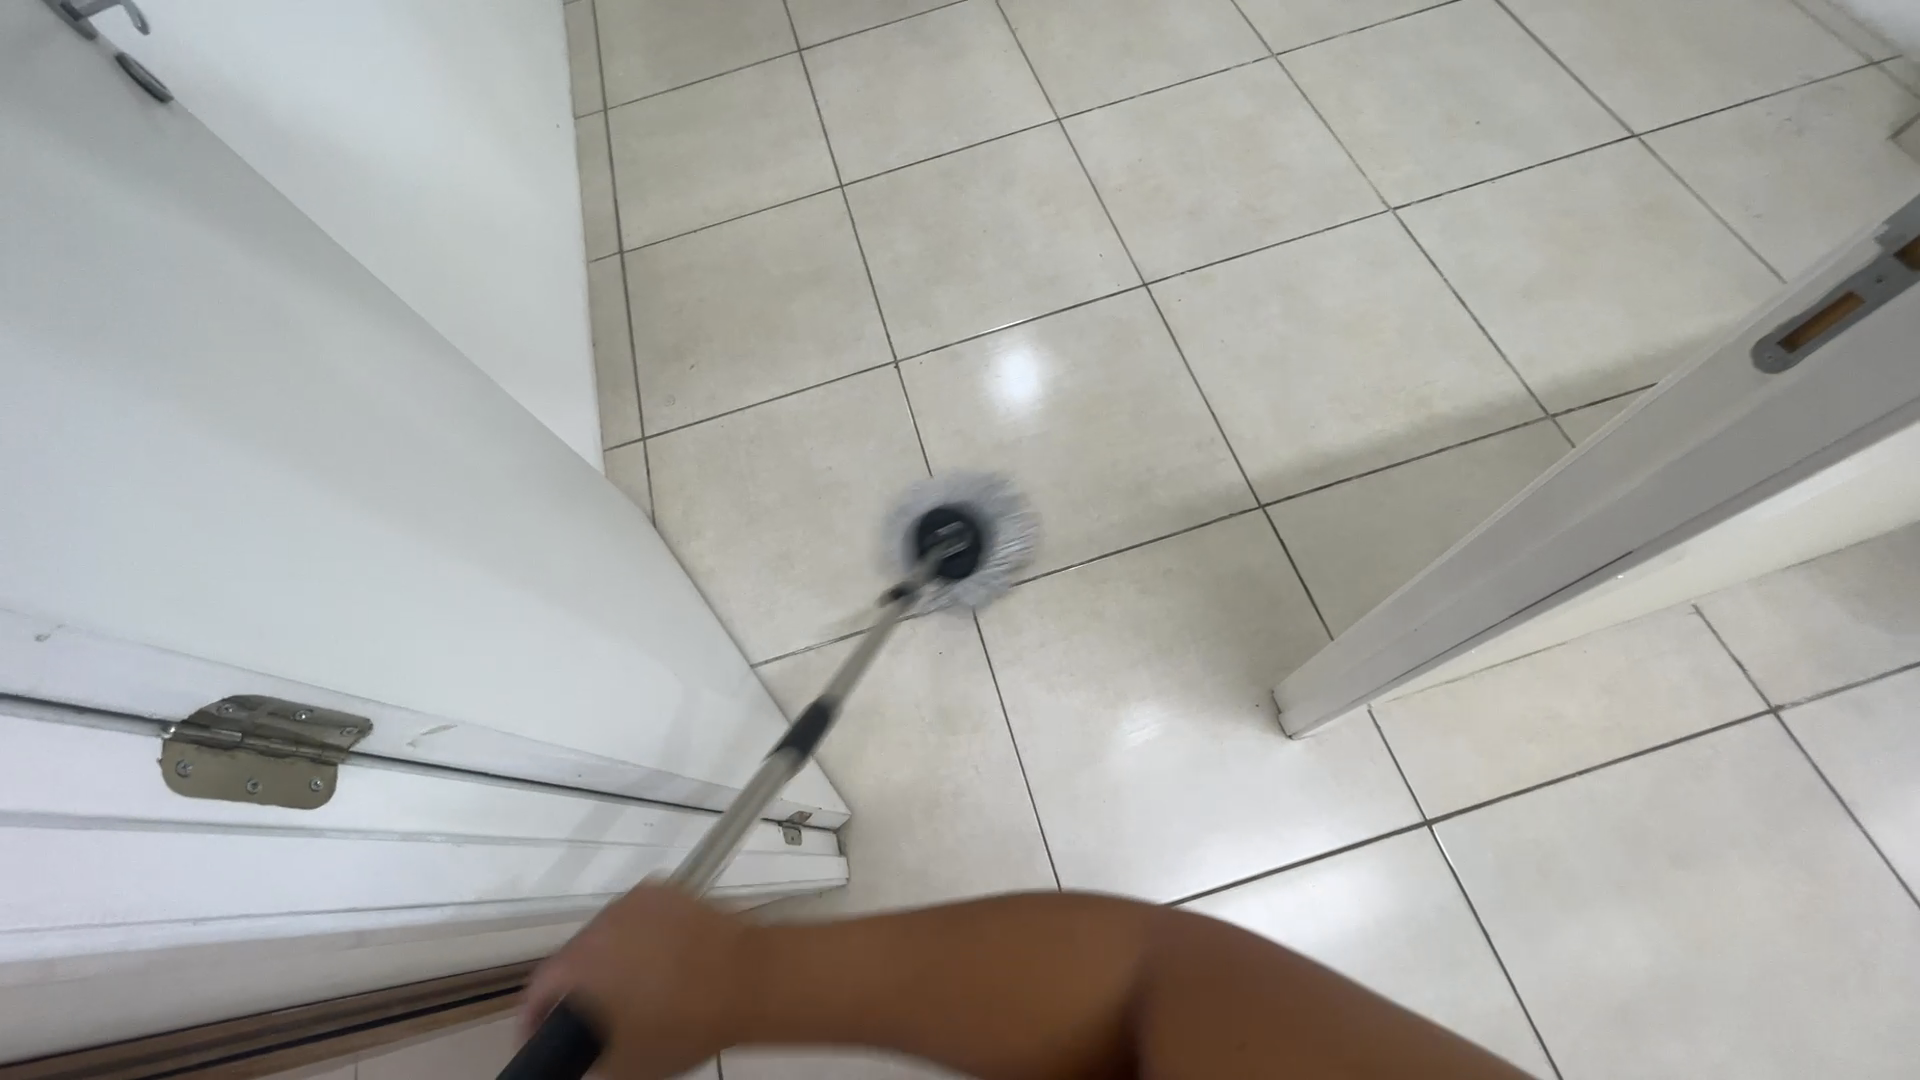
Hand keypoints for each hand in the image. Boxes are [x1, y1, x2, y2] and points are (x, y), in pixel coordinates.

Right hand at [520, 884, 756, 1079]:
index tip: (541, 1036)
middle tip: (592, 1018)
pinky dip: (642, 936)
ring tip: (630, 990)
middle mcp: (605, 920)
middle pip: (574, 955)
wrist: (748, 977)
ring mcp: (641, 899)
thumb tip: (583, 1054)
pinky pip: (642, 916)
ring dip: (609, 958)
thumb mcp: (623, 1064)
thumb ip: (589, 1059)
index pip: (537, 988)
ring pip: (609, 933)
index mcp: (581, 961)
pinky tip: (659, 961)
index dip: (534, 1018)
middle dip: (576, 986)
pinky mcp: (672, 890)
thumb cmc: (683, 1024)